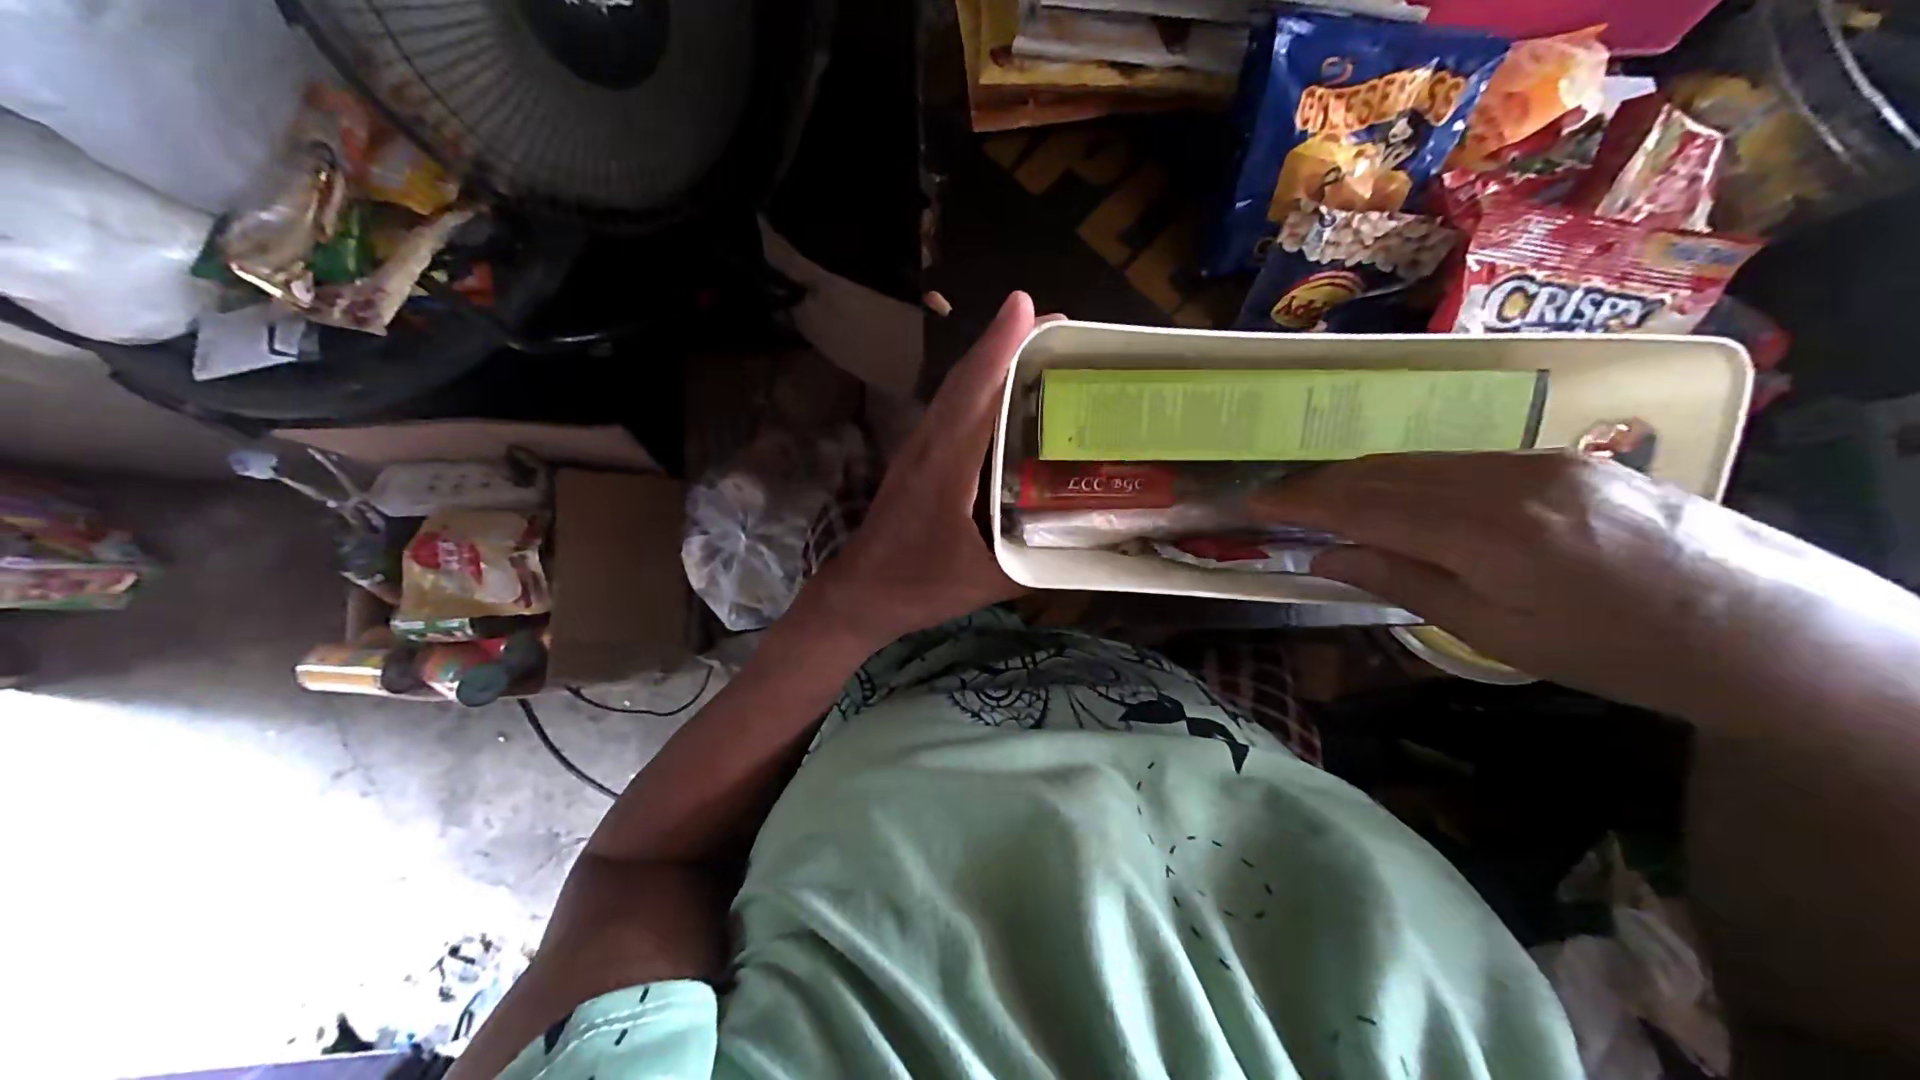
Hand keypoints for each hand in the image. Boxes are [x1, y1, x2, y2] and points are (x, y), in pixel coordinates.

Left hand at [798, 292, 1036, 651]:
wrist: (860, 594)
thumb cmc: (919, 586)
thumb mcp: (987, 581)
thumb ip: (1040, 563)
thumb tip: (1095, 543)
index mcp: (945, 466)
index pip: (974, 395)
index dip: (1000, 348)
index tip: (1029, 306)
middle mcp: (929, 446)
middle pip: (967, 380)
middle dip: (1008, 343)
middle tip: (1060, 323)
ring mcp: (919, 450)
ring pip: (956, 392)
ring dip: (993, 361)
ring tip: (1039, 346)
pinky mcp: (918, 460)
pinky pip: (952, 412)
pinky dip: (980, 390)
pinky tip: (1005, 396)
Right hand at [1251, 451, 1903, 716]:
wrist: (1773, 632)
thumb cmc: (1617, 652)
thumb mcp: (1496, 633)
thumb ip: (1403, 582)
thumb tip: (1325, 557)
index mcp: (1486, 532)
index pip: (1364, 503)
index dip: (1300, 500)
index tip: (1252, 500)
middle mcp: (1506, 480)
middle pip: (1386, 471)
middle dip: (1321, 484)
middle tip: (1274, 499)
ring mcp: (1540, 462)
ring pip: (1421, 460)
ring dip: (1363, 478)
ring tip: (1323, 499)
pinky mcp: (1564, 460)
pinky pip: (1463, 461)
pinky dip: (1413, 476)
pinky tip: (1399, 496)